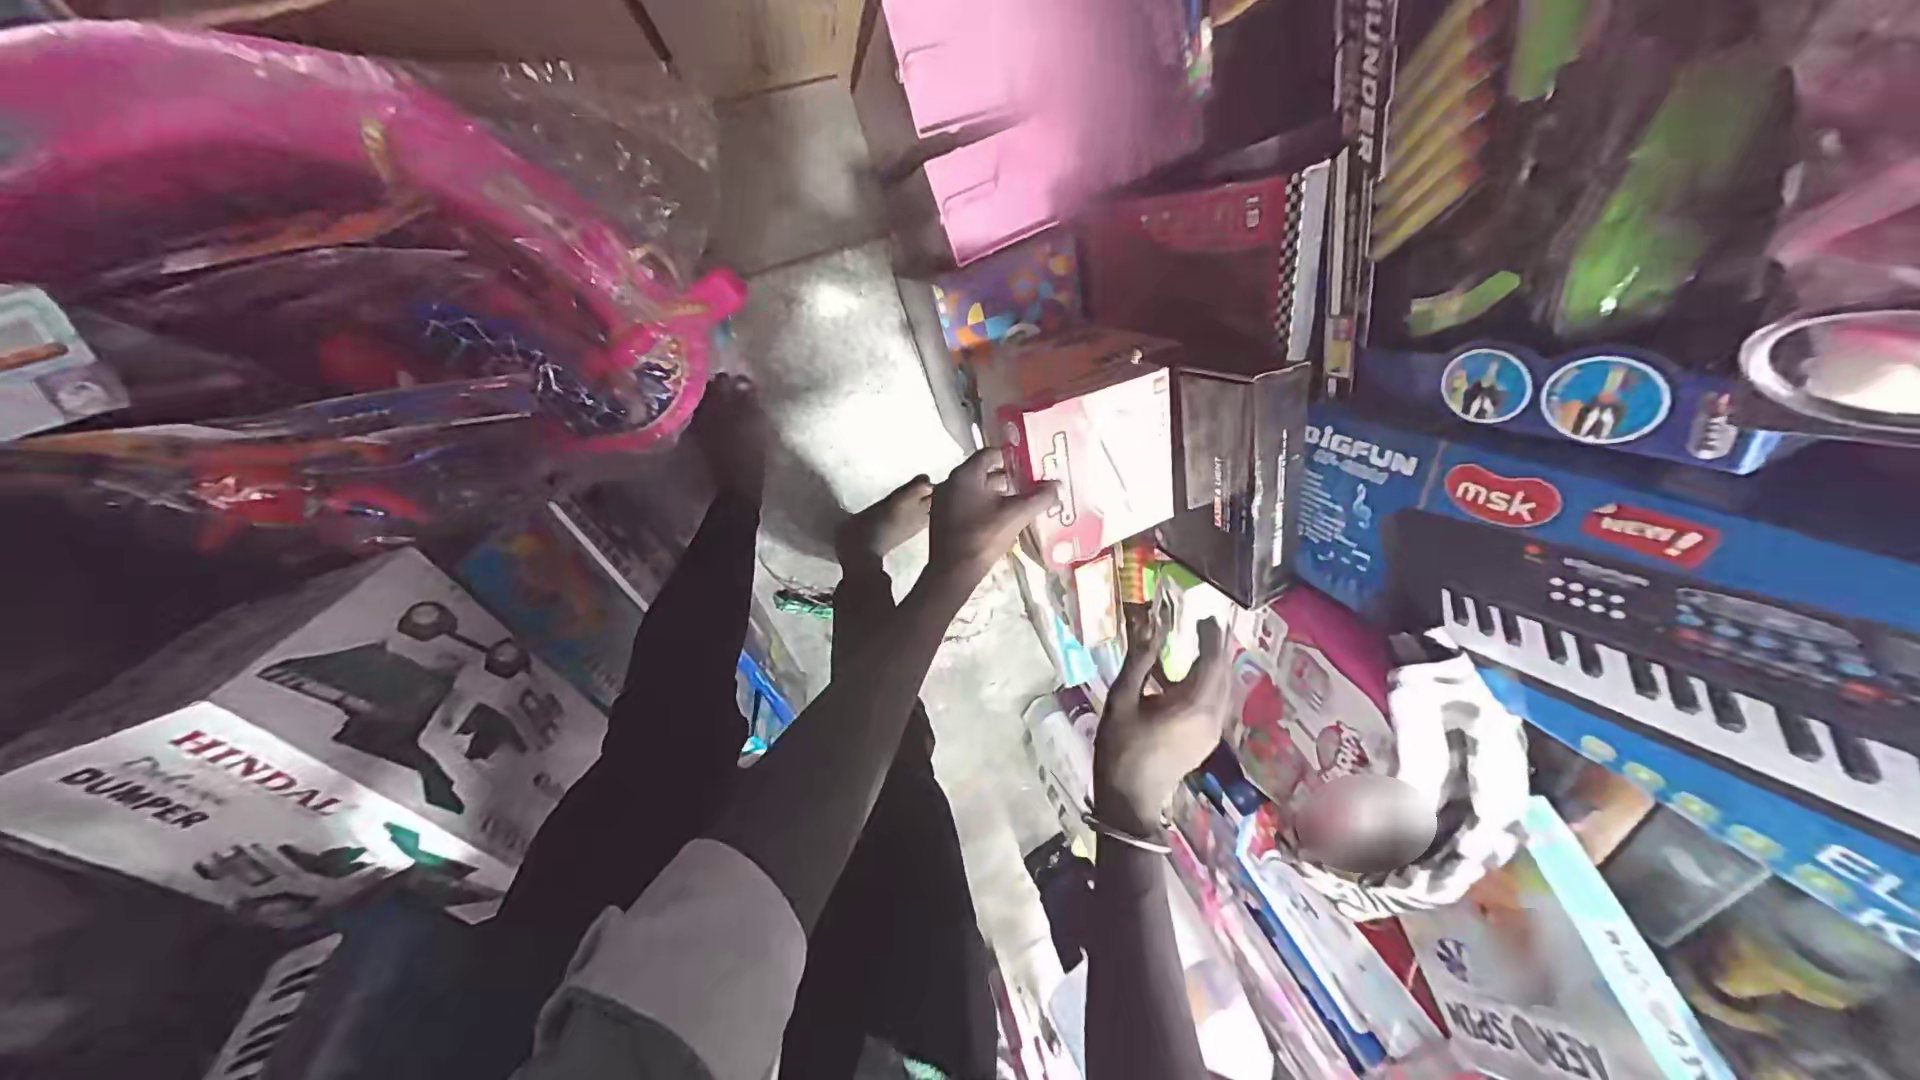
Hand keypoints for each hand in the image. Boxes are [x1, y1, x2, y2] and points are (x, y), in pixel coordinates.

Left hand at [927, 446, 1057, 581]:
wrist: (954, 572)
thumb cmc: (984, 536)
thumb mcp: (1016, 515)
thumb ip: (1039, 497)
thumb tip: (1058, 485)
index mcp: (965, 475)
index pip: (989, 454)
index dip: (1010, 456)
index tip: (1027, 462)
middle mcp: (949, 483)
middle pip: (980, 471)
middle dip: (1004, 475)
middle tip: (1026, 481)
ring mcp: (943, 501)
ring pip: (973, 488)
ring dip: (993, 491)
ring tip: (1016, 499)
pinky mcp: (942, 518)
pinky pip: (964, 502)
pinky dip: (981, 504)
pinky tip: (997, 515)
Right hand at [1094, 607, 1231, 830]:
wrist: (1129, 798)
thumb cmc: (1121, 747)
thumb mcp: (1122, 699)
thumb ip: (1138, 662)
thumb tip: (1148, 627)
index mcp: (1193, 705)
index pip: (1212, 662)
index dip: (1211, 637)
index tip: (1205, 617)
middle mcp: (1211, 717)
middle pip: (1222, 675)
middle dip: (1216, 648)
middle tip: (1204, 626)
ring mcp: (1212, 731)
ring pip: (1221, 690)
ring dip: (1213, 666)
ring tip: (1197, 646)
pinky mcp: (1205, 740)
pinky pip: (1214, 703)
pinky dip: (1206, 684)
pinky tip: (1184, 678)